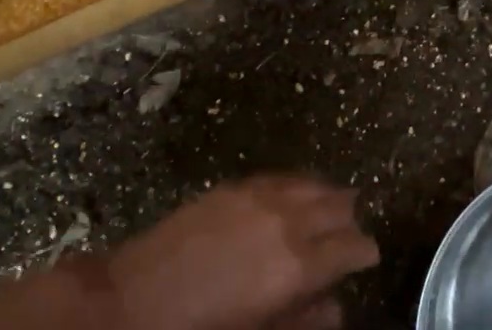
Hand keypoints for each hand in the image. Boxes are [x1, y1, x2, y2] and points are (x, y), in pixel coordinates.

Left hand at [105, 176, 379, 329]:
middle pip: (342, 207)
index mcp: (298, 265)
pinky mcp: (239, 185)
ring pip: (318, 184)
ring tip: (326, 215)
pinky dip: (300, 186)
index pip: (354, 246)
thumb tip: (337, 307)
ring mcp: (263, 197)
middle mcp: (290, 221)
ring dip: (328, 200)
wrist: (126, 302)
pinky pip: (286, 176)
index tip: (365, 261)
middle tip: (344, 241)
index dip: (365, 254)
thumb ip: (303, 319)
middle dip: (349, 224)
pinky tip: (295, 199)